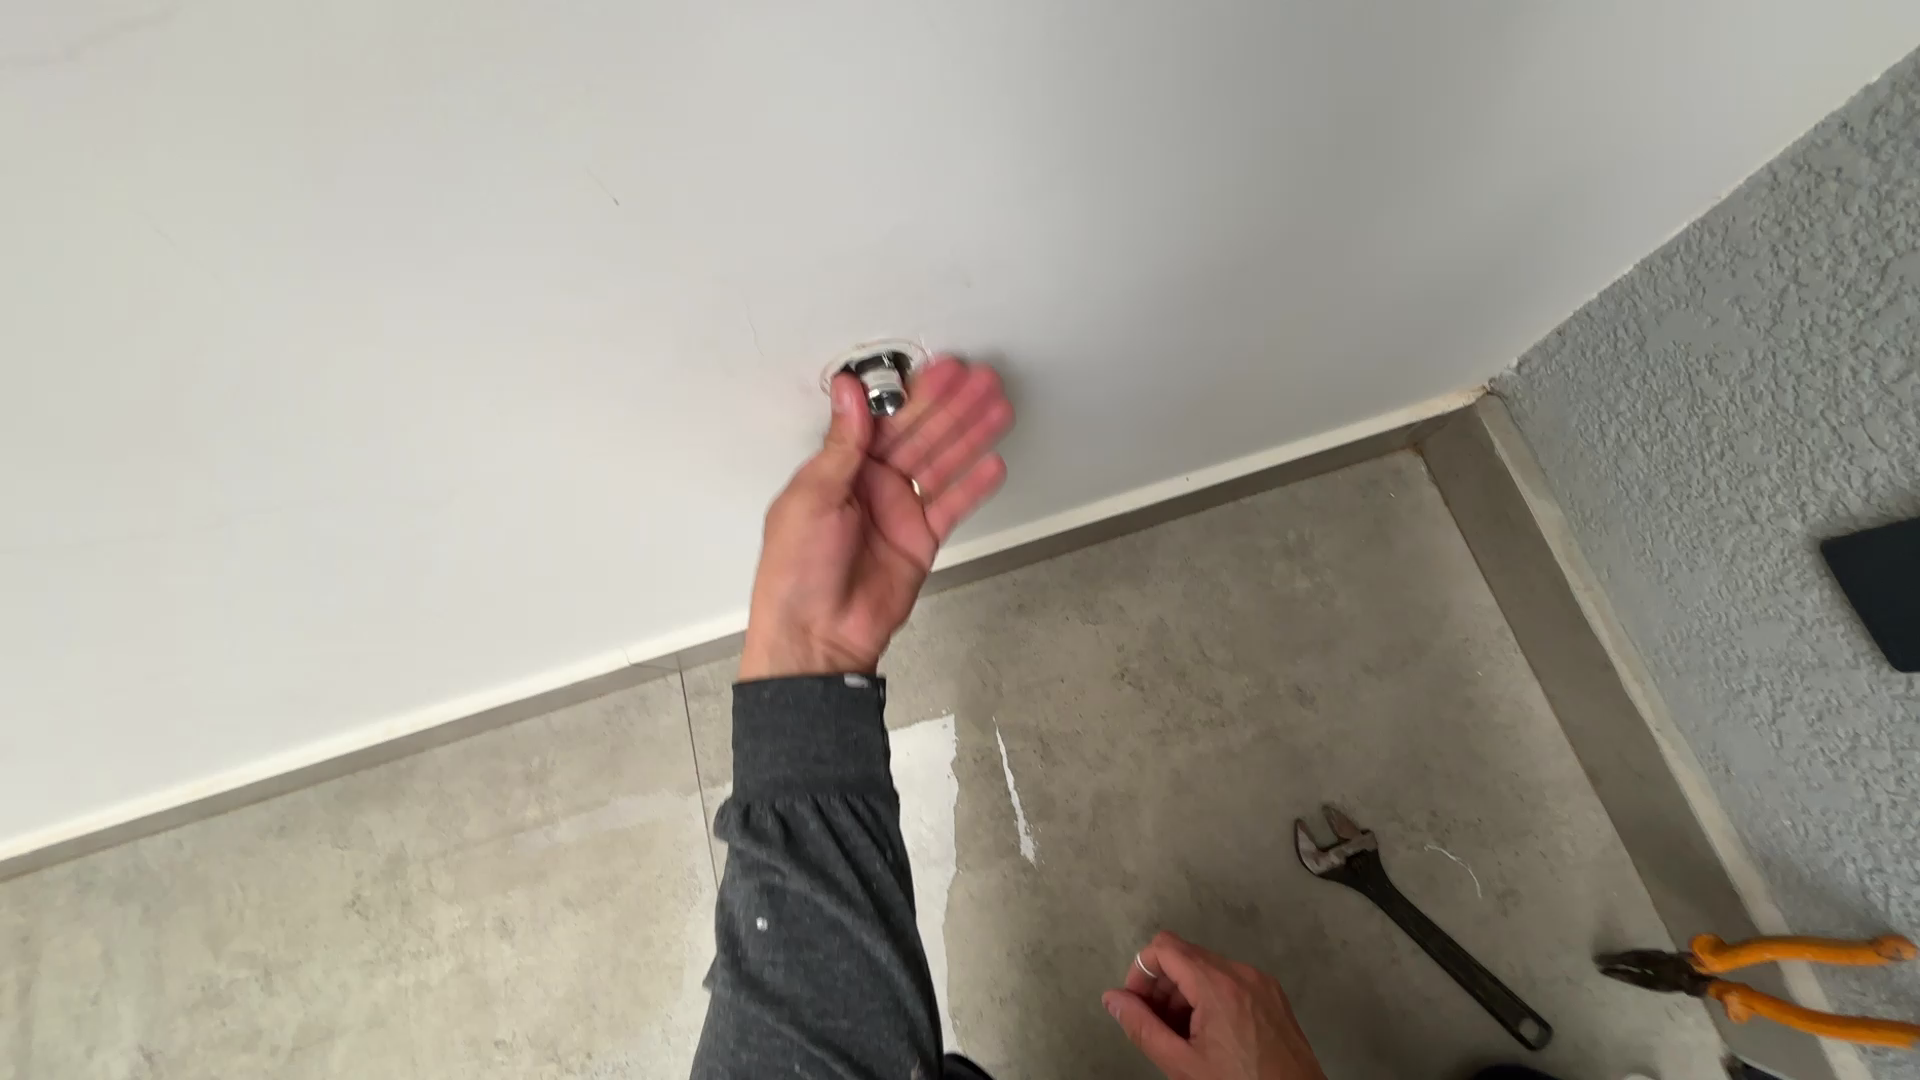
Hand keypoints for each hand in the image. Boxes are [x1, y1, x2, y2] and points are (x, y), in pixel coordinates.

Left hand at [738, 356, 1013, 680]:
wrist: (816, 636)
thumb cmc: (796, 572)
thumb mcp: (811, 499)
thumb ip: (841, 446)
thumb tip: (849, 393)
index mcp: (839, 470)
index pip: (884, 420)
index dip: (915, 393)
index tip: (942, 369)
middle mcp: (871, 485)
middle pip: (920, 435)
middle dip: (952, 407)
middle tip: (982, 379)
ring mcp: (898, 512)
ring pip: (941, 463)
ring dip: (970, 436)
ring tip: (998, 409)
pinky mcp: (920, 540)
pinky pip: (952, 506)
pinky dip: (973, 486)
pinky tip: (993, 463)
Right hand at [1104, 931, 1327, 1079]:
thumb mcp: (1183, 1066)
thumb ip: (1141, 1027)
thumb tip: (1111, 997)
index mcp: (1218, 984)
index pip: (1163, 947)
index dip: (1141, 972)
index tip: (1136, 1006)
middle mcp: (1241, 972)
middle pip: (1184, 955)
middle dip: (1162, 986)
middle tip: (1157, 1028)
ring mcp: (1261, 982)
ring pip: (1206, 967)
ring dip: (1184, 993)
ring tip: (1183, 1037)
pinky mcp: (1274, 996)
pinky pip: (1229, 980)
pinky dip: (1210, 997)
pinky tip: (1211, 1037)